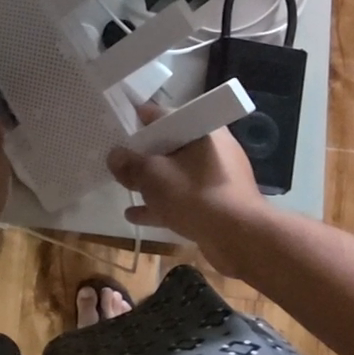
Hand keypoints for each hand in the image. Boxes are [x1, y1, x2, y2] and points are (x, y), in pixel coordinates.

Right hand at [107, 102, 260, 244]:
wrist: (238, 237)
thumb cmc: (194, 194)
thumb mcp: (152, 175)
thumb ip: (129, 164)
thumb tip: (114, 156)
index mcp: (202, 130)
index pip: (165, 116)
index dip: (139, 119)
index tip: (120, 125)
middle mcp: (213, 149)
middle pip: (171, 146)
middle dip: (144, 155)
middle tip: (119, 159)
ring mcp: (217, 178)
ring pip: (176, 174)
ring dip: (151, 182)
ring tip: (124, 186)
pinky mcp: (217, 204)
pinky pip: (183, 198)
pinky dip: (161, 204)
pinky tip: (135, 215)